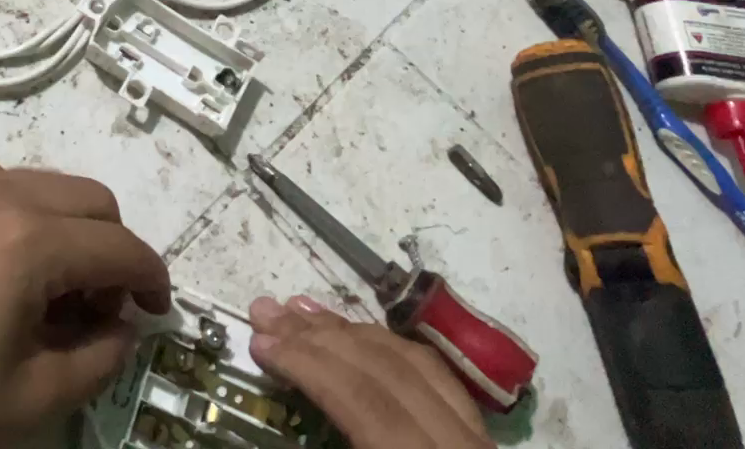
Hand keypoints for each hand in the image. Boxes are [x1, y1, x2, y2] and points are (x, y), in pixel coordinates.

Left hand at [0, 157, 169, 448]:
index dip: (151, 278)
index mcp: (32, 238)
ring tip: (44, 288)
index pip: (120, 245)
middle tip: (97, 308)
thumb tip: (123, 327)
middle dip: (111, 248)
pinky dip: (21, 213)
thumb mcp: (28, 399)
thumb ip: (98, 358)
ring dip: (67, 227)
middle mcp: (2, 189)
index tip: (156, 311)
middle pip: (92, 199)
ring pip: (47, 185)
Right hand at [248, 294, 492, 448]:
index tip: (260, 341)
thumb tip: (283, 399)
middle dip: (317, 334)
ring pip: (413, 360)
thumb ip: (331, 437)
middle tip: (266, 310)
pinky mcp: (484, 436)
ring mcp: (480, 438)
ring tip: (299, 309)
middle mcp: (463, 444)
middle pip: (387, 369)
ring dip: (349, 330)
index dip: (308, 365)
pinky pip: (435, 376)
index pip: (365, 400)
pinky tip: (356, 333)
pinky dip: (388, 347)